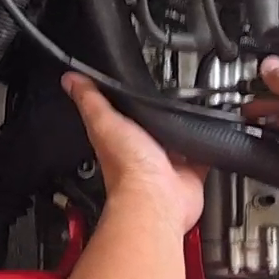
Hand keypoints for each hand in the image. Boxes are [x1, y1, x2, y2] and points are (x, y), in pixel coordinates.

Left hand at [62, 73, 207, 234]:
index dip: (127, 100)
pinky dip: (207, 145)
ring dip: (185, 127)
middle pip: (153, 125)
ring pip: (179, 138)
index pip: (121, 113)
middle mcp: (143, 150)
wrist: (156, 199)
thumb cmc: (128, 169)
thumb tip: (70, 79)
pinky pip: (202, 154)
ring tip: (191, 110)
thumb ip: (90, 99)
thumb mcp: (104, 122)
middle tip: (170, 95)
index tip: (132, 84)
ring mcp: (167, 162)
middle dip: (161, 113)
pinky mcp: (189, 171)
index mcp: (119, 137)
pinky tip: (208, 135)